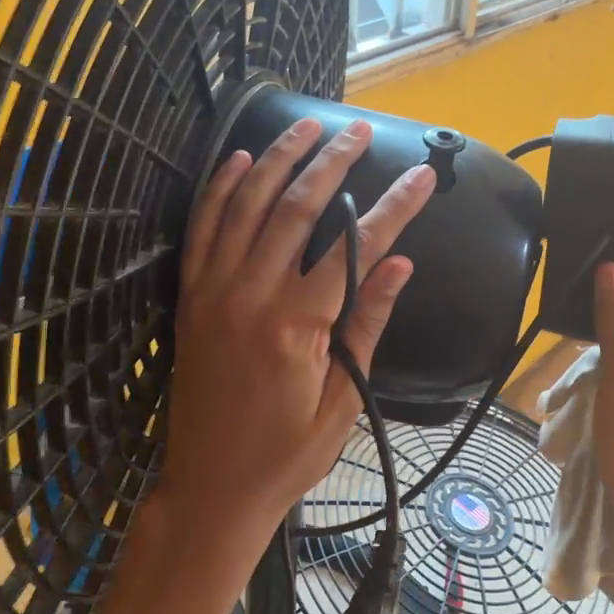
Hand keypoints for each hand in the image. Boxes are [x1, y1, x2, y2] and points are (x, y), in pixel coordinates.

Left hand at [156, 116, 435, 544]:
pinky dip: (220, 189)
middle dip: (332, 161)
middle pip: (296, 207)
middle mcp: (251, 294)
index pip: (355, 247)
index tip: (422, 176)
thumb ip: (368, 325)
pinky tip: (239, 159)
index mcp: (296, 323)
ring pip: (246, 204)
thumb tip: (401, 264)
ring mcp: (214, 290)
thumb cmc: (286, 453)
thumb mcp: (343, 401)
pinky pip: (202, 228)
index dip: (394, 206)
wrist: (210, 489)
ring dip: (277, 158)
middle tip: (358, 129)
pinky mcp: (191, 296)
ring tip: (306, 125)